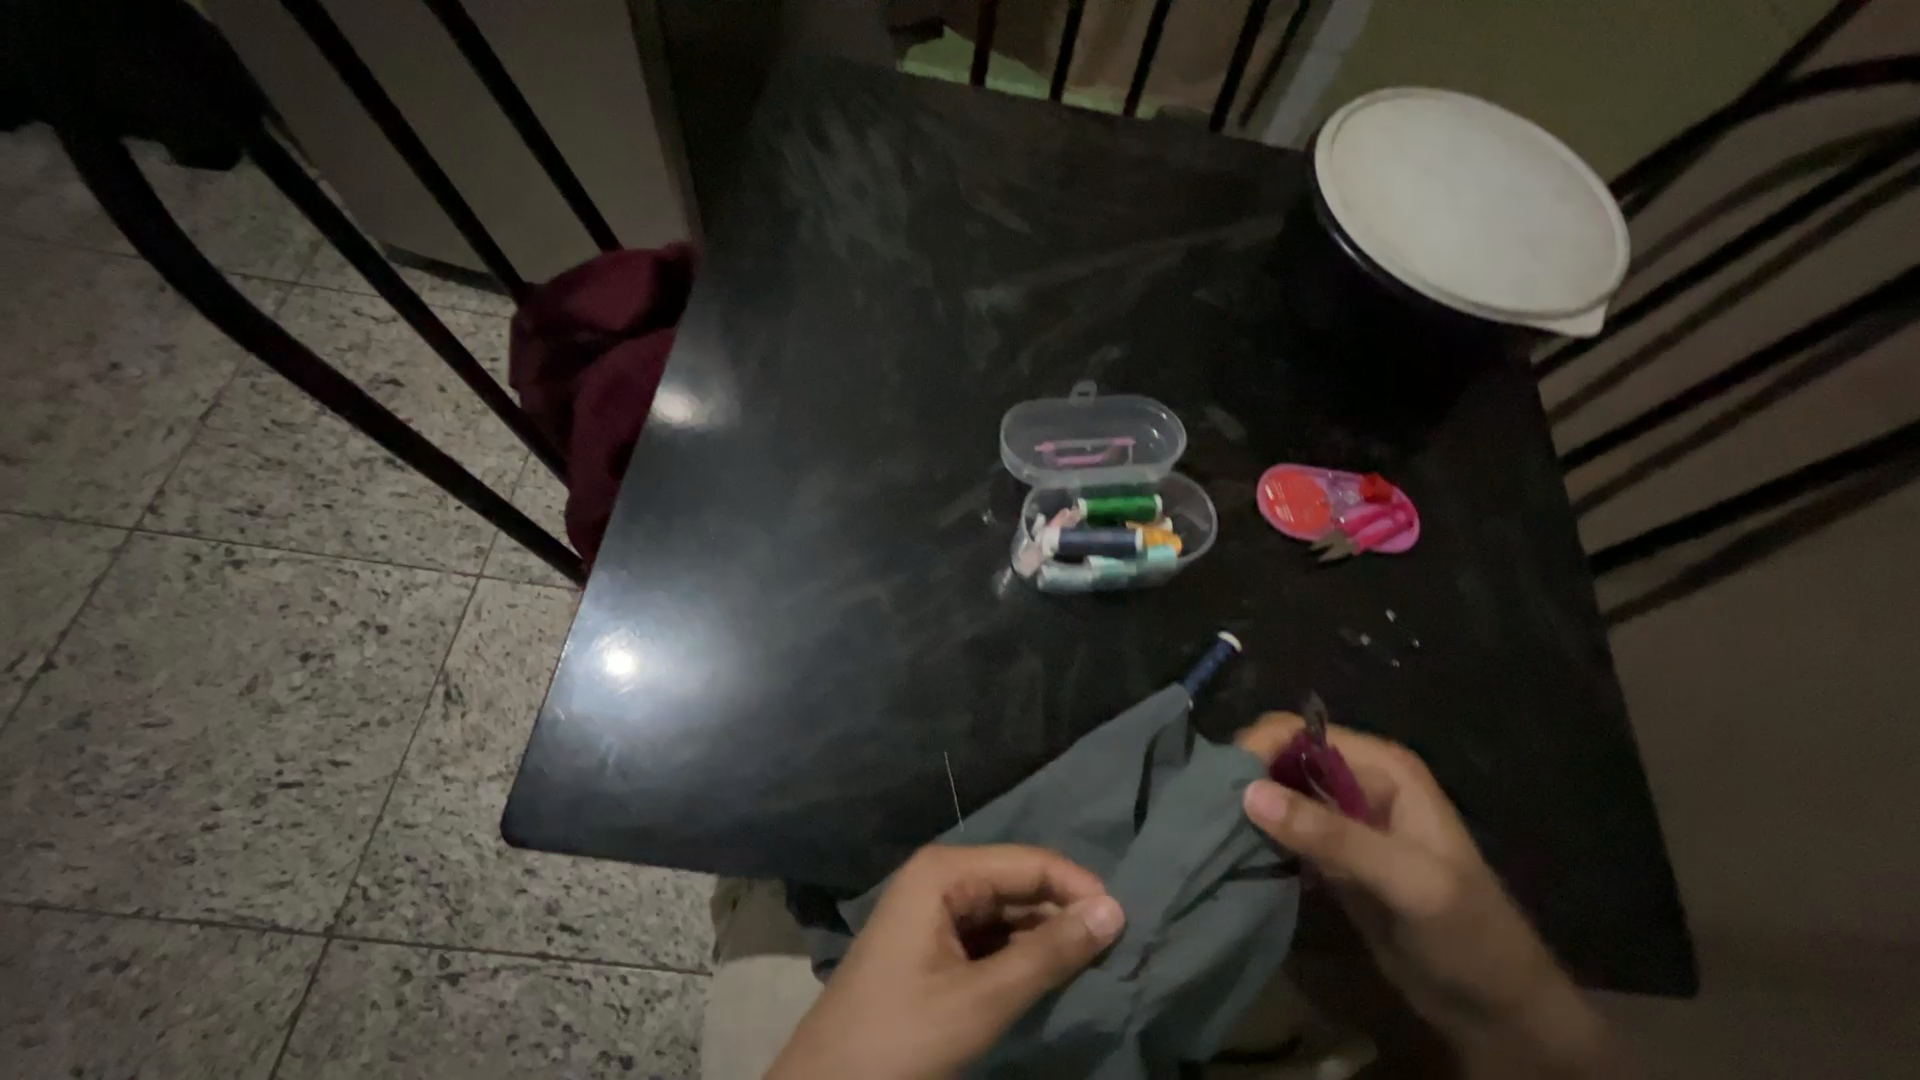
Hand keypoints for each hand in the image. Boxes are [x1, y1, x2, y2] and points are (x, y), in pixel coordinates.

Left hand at [766, 844, 1125, 1079]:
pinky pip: (991, 937)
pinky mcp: (933, 944)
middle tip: (1117, 952)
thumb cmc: (901, 1037)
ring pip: (1009, 913)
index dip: (1081, 890)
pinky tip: (1052, 976)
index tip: (1127, 928)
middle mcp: (940, 878)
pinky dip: (1022, 956)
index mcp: (945, 873)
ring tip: (1095, 965)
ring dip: (1048, 938)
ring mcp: (934, 911)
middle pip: (1020, 884)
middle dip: (1066, 914)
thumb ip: (1049, 954)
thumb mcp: (982, 999)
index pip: (1032, 863)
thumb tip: (1115, 911)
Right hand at [1235, 714, 1615, 1078]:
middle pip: (1283, 757)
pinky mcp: (1330, 858)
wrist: (1497, 1009)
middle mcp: (1358, 782)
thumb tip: (1248, 792)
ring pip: (1278, 795)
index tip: (1219, 786)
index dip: (1260, 748)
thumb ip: (1331, 835)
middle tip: (1207, 813)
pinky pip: (1283, 833)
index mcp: (1382, 767)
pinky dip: (1258, 839)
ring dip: (1246, 810)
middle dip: (1246, 778)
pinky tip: (1233, 854)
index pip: (1302, 732)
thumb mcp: (1406, 880)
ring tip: (1209, 832)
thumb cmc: (1466, 934)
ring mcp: (1343, 822)